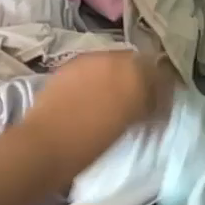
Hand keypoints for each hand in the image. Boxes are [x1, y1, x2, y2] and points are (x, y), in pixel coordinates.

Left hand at [24, 51, 174, 172]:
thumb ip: (144, 106)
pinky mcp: (70, 63)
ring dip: (117, 74)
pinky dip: (97, 75)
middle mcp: (116, 58)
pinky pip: (93, 65)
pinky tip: (91, 94)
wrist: (44, 146)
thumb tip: (153, 102)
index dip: (160, 87)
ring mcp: (91, 58)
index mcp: (137, 75)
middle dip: (140, 77)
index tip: (158, 102)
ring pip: (114, 61)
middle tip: (137, 98)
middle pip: (137, 61)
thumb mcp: (128, 124)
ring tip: (112, 96)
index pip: (160, 72)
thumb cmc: (90, 144)